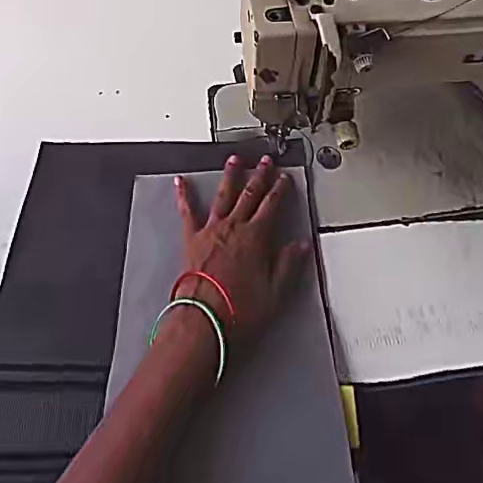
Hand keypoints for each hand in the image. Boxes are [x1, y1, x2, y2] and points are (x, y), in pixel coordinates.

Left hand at [173, 154, 311, 347]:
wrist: (203, 322)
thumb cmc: (237, 311)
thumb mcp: (275, 292)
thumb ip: (289, 265)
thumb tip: (301, 246)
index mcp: (256, 237)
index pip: (272, 205)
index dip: (280, 189)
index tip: (284, 179)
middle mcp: (234, 227)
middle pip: (250, 193)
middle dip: (259, 175)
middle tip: (264, 161)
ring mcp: (211, 231)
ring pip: (223, 195)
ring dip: (230, 176)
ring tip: (234, 160)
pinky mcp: (192, 239)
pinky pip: (188, 211)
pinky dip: (184, 195)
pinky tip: (181, 182)